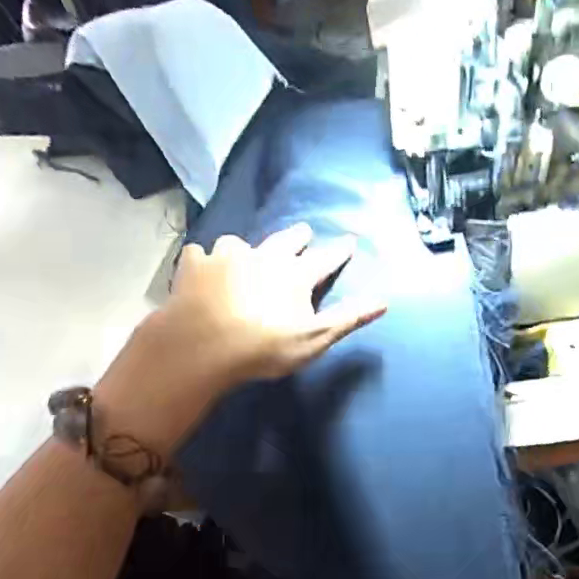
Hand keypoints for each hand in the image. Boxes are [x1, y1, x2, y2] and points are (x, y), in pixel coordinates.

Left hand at [163, 223, 387, 383]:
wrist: (203, 346)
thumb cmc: (266, 346)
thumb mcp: (315, 338)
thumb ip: (349, 318)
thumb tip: (384, 301)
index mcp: (294, 274)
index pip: (325, 258)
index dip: (339, 251)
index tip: (350, 240)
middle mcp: (262, 256)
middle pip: (284, 240)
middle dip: (297, 236)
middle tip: (303, 232)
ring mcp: (225, 257)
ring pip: (238, 244)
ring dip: (246, 248)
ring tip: (244, 253)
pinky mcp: (193, 265)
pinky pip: (200, 254)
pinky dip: (204, 260)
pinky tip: (201, 268)